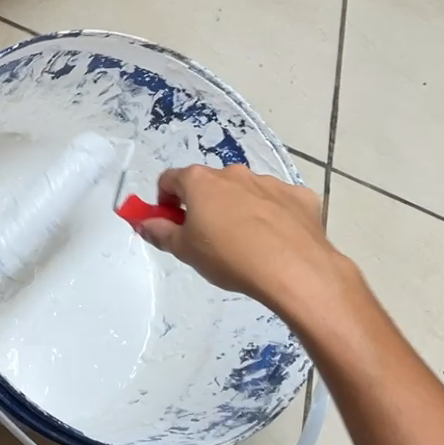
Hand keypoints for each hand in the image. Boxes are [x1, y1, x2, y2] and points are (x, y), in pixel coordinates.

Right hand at [136, 164, 351, 315]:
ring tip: (247, 243)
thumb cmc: (229, 257)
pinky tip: (277, 240)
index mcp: (199, 181)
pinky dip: (273, 215)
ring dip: (238, 208)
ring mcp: (269, 182)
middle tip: (207, 236)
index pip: (169, 180)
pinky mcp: (300, 196)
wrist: (296, 271)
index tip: (172, 223)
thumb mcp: (184, 250)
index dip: (165, 201)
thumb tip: (143, 223)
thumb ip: (159, 233)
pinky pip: (279, 202)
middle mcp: (232, 173)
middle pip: (208, 184)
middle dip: (203, 205)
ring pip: (244, 192)